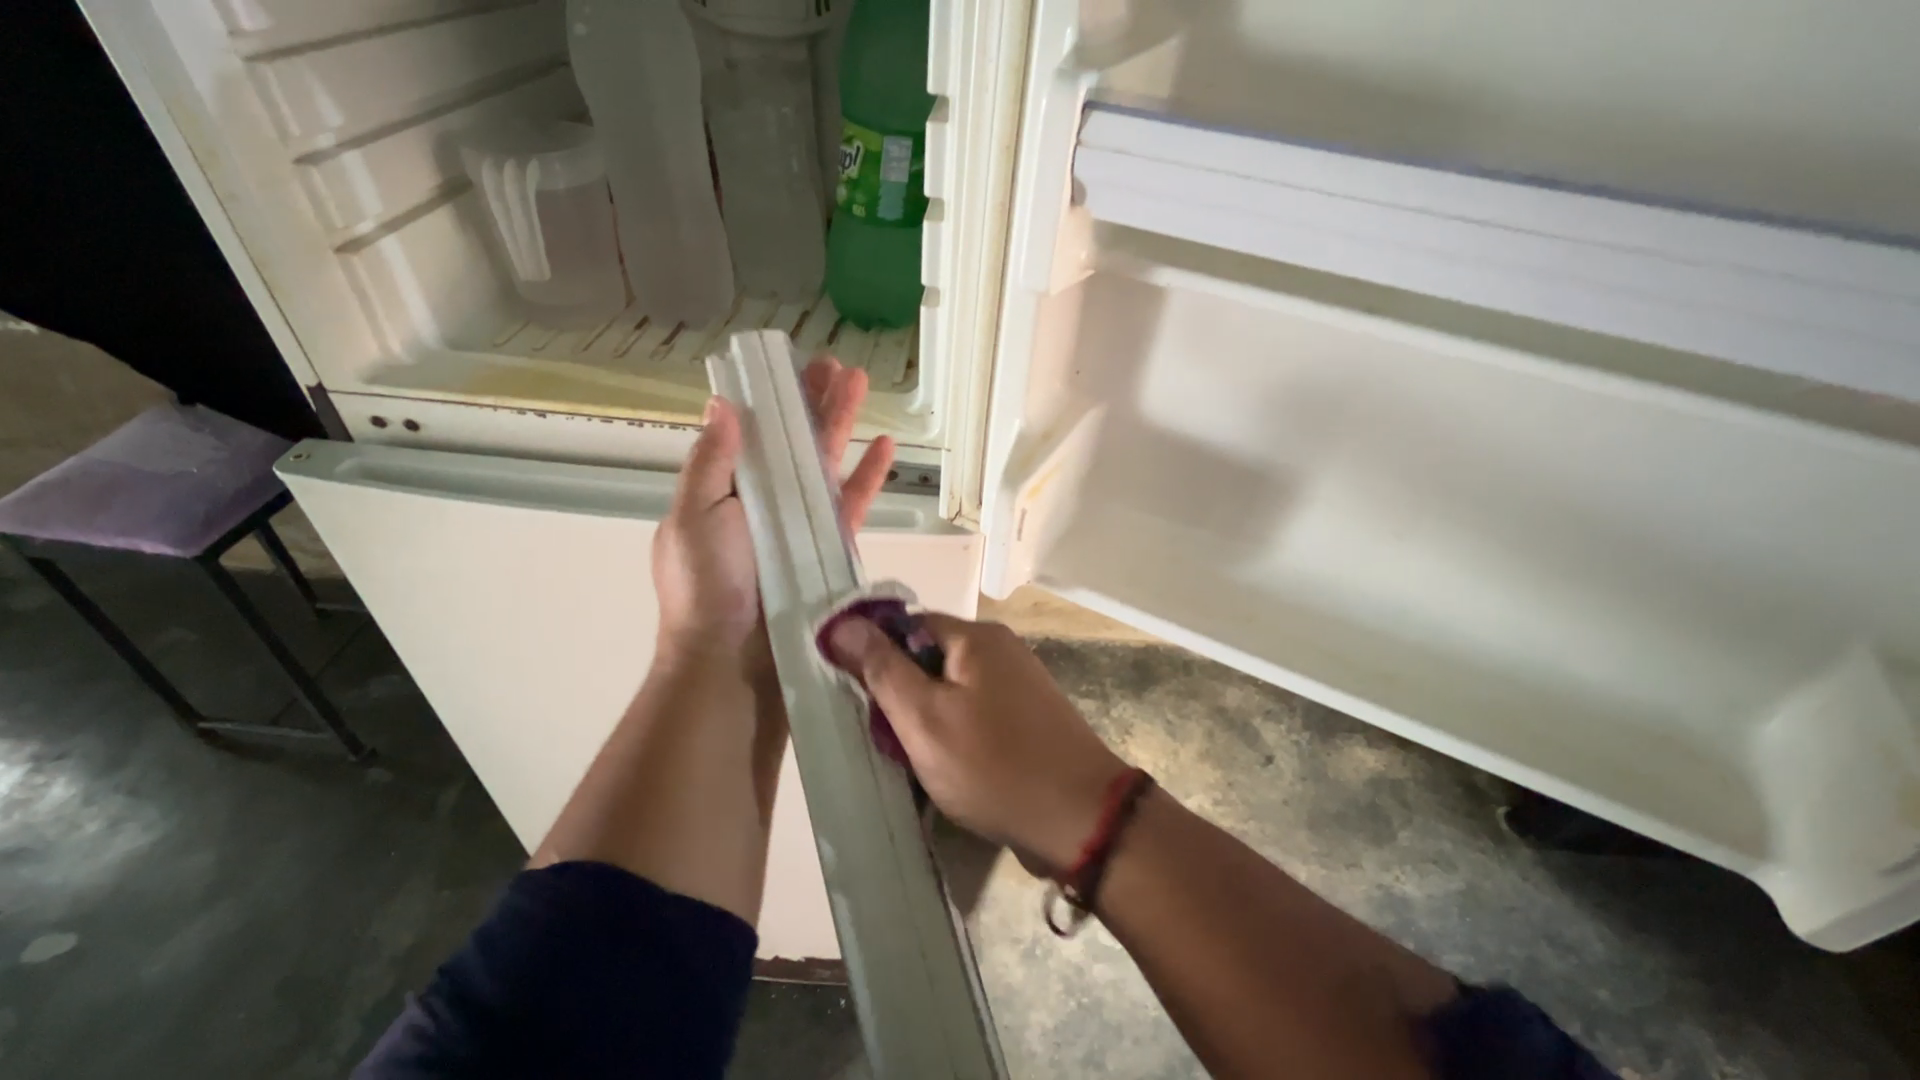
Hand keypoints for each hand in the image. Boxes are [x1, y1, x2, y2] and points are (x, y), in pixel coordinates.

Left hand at [654, 358, 893, 662]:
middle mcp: (760, 507)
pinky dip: (866, 477)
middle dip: (812, 403)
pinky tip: (884, 448)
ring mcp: (796, 529)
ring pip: (823, 467)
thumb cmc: (705, 586)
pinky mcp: (827, 553)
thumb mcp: (693, 515)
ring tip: (861, 386)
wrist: (732, 662)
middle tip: (836, 365)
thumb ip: (711, 461)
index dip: (770, 401)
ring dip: (841, 426)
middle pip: (791, 445)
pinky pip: (849, 507)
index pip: (750, 436)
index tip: (789, 367)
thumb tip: (721, 404)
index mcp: (721, 494)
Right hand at [821, 614, 1129, 875]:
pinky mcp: (1028, 718)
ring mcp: (1020, 685)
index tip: (858, 700)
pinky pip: (975, 714)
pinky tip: (949, 769)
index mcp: (977, 638)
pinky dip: (954, 735)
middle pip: (928, 658)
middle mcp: (1001, 650)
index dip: (875, 657)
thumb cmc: (995, 767)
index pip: (906, 625)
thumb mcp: (924, 719)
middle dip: (901, 696)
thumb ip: (882, 669)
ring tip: (915, 761)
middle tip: (888, 740)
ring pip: (950, 691)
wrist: (1080, 820)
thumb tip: (842, 624)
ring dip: (926, 721)